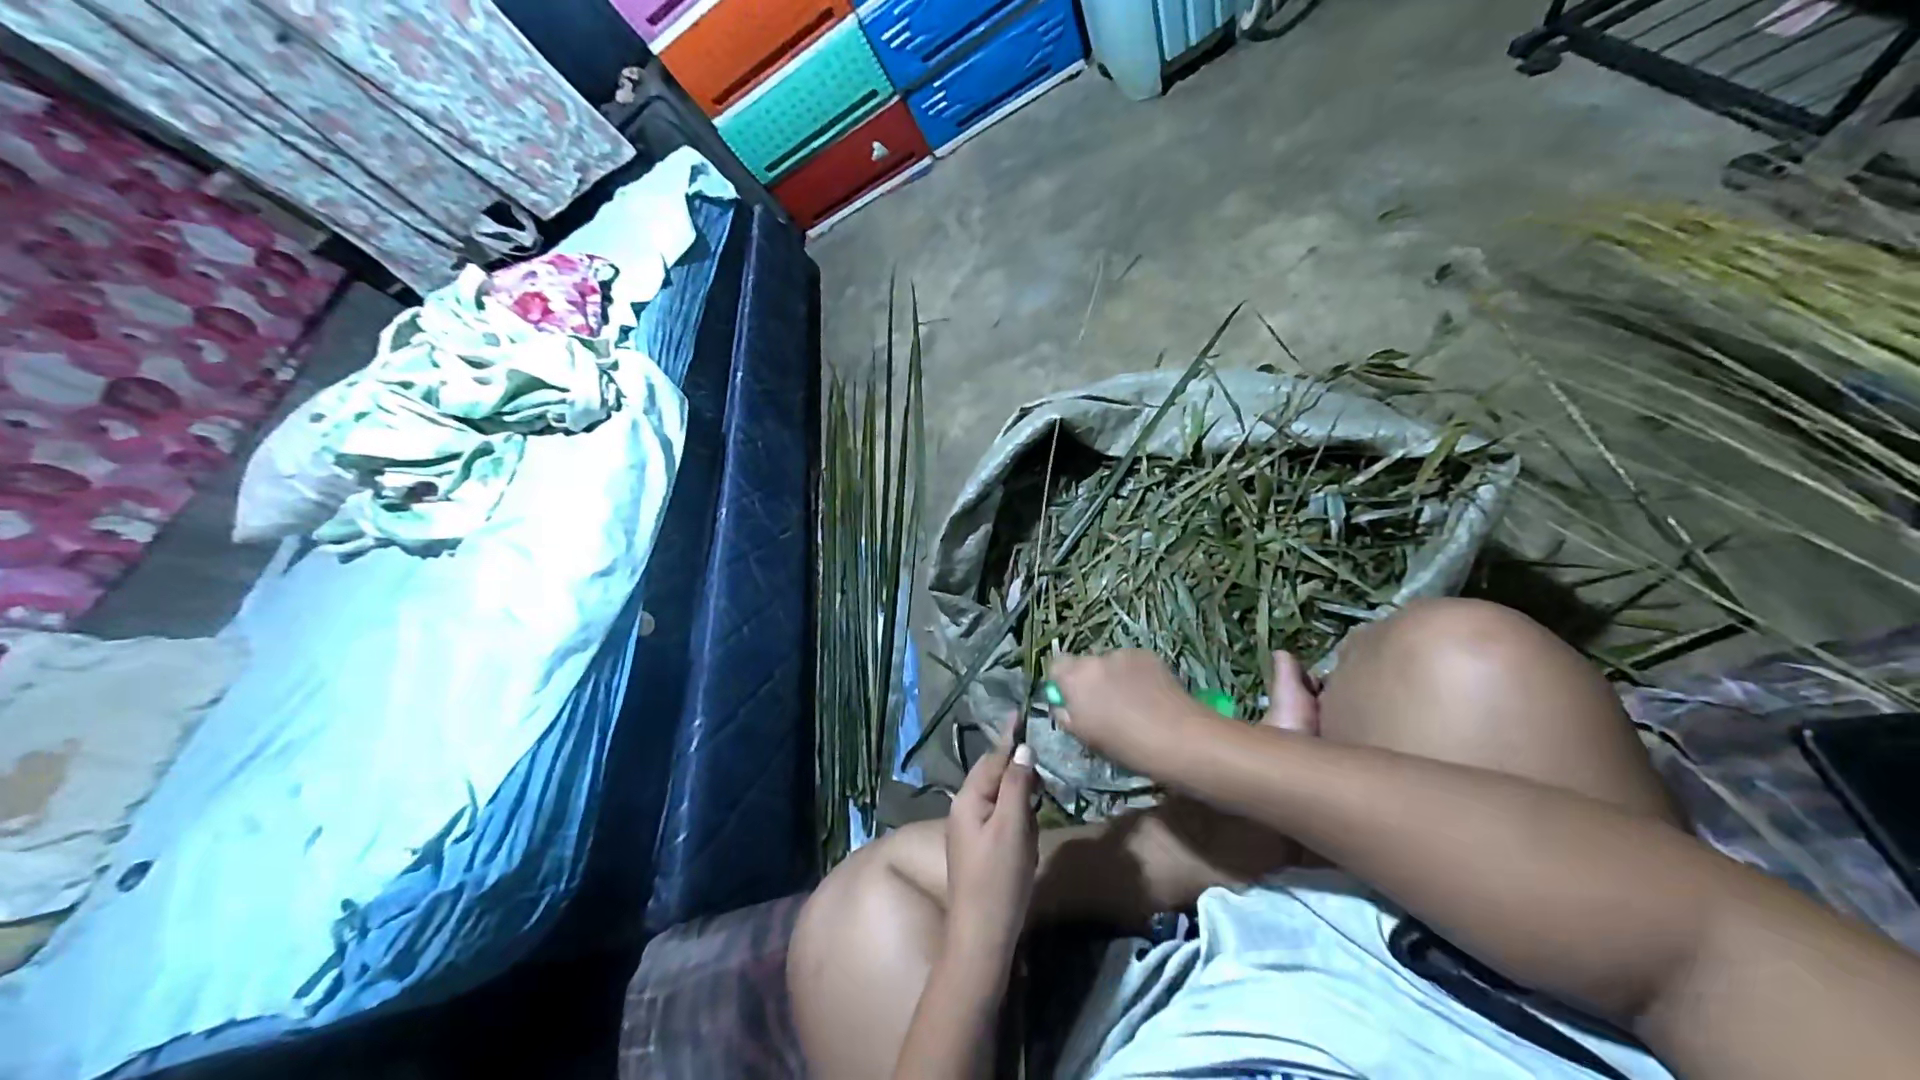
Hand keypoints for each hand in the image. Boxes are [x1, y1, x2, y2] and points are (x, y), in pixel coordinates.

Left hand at [943, 736, 1037, 958]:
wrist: (982, 935)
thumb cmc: (998, 878)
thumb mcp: (1012, 826)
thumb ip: (1016, 785)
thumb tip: (1022, 749)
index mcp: (968, 799)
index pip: (992, 758)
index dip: (1009, 737)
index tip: (1020, 712)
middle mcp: (965, 809)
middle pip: (993, 775)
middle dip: (1013, 763)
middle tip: (1036, 748)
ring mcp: (971, 830)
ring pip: (998, 796)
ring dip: (1016, 788)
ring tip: (1034, 775)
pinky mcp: (981, 848)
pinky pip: (1000, 816)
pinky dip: (1016, 811)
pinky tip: (1027, 818)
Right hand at [1045, 649, 1214, 771]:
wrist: (1177, 737)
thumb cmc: (1124, 744)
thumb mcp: (1084, 737)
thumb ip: (1066, 715)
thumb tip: (1063, 705)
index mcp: (1074, 679)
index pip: (1055, 666)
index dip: (1062, 681)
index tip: (1073, 700)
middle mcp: (1096, 659)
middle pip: (1084, 664)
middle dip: (1090, 680)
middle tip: (1104, 705)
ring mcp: (1124, 654)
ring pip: (1110, 663)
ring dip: (1114, 676)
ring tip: (1132, 702)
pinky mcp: (1148, 654)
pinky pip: (1132, 663)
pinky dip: (1136, 675)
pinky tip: (1149, 696)